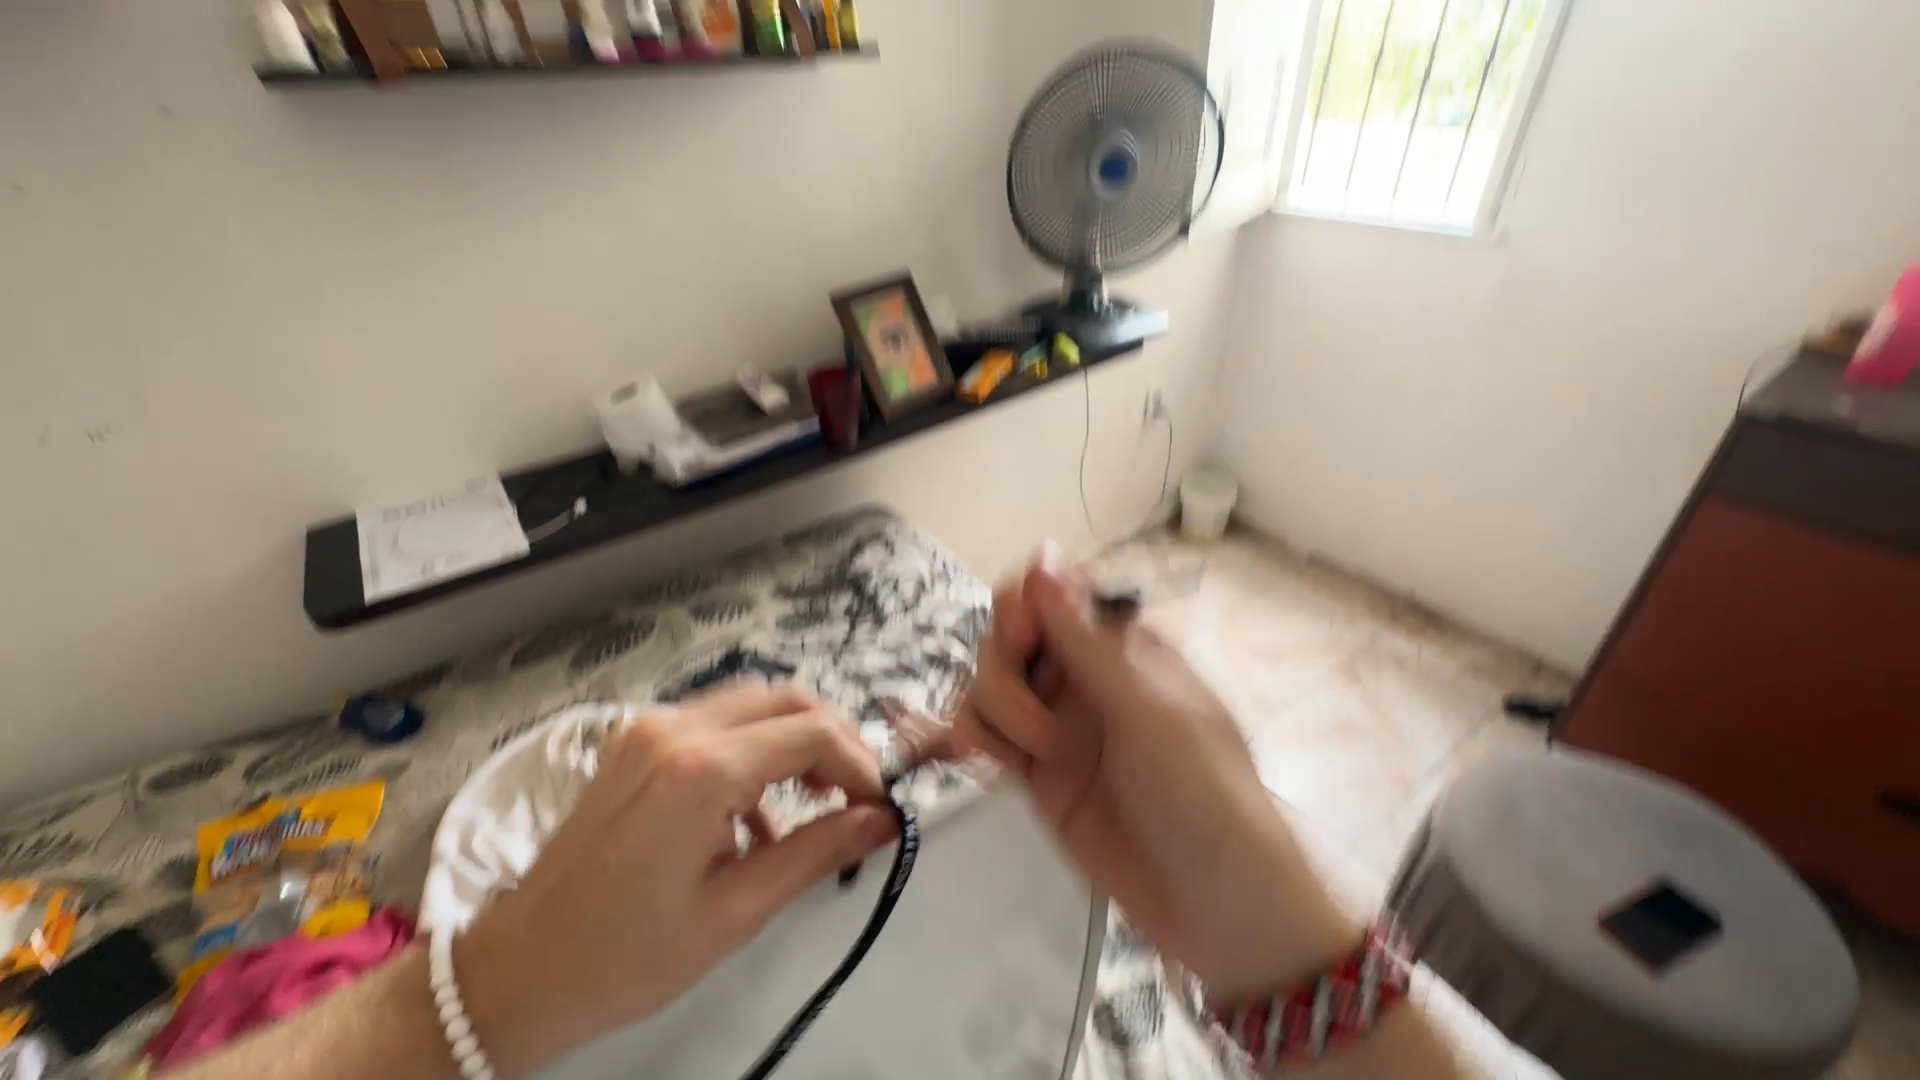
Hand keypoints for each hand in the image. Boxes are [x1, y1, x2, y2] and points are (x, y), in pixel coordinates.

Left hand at [454, 681, 896, 1075]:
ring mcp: (649, 727)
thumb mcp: (737, 910)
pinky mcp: (635, 740)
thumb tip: (884, 820)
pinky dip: (754, 746)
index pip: (811, 734)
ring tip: (818, 797)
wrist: (519, 970)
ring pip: (752, 701)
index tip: (882, 805)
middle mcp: (674, 728)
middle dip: (833, 741)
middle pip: (786, 700)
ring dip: (795, 737)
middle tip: (858, 795)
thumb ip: (819, 851)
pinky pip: (715, 721)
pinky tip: (758, 806)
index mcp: (700, 769)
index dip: (860, 764)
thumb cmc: (628, 955)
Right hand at [951, 556, 1355, 999]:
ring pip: (988, 683)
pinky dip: (973, 738)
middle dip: (1005, 665)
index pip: (1052, 592)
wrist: (1216, 905)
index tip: (1023, 639)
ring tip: (1037, 757)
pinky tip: (981, 759)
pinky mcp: (1034, 773)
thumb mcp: (1149, 710)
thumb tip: (1043, 554)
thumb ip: (1087, 640)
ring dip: (997, 710)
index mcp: (1122, 646)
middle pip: (1007, 635)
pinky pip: (985, 734)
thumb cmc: (1203, 792)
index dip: (1024, 604)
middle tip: (1037, 716)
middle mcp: (1082, 676)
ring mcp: (1055, 724)